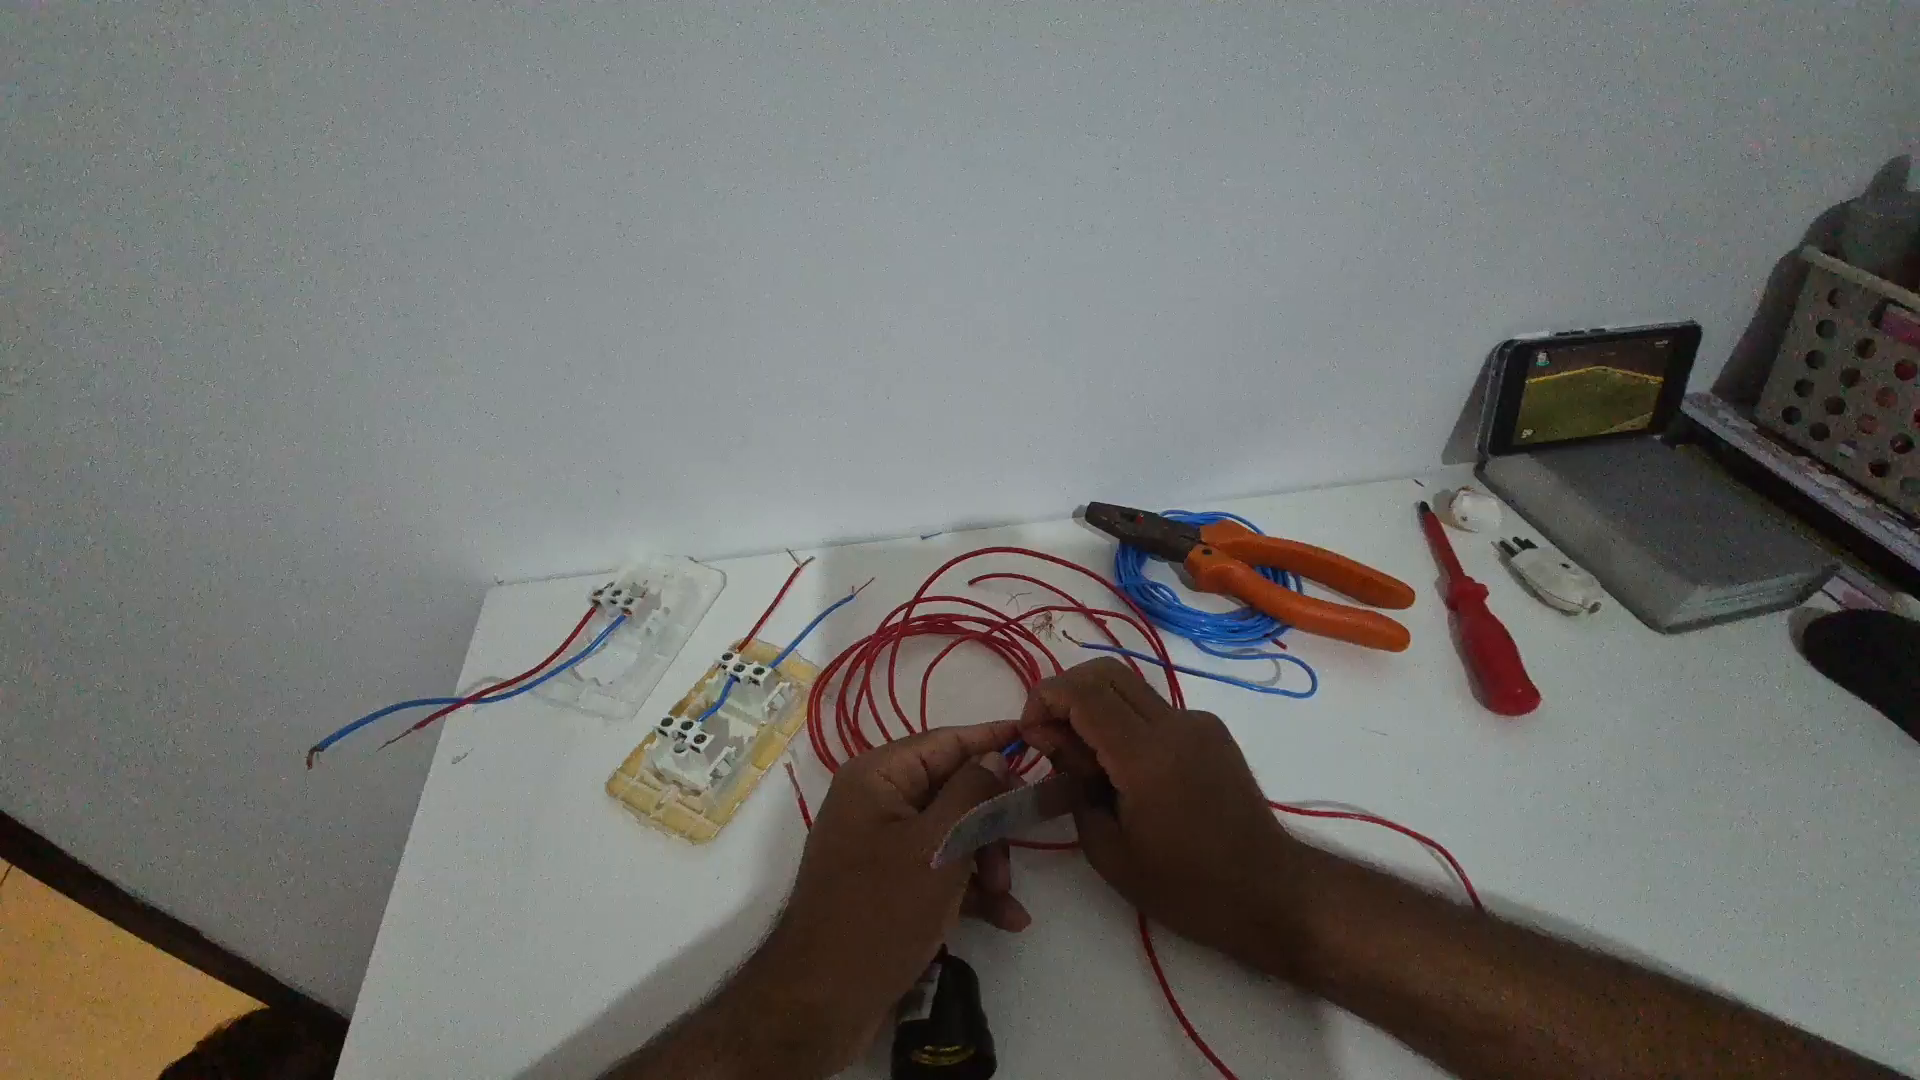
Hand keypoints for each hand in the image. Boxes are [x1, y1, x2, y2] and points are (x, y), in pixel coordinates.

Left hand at [752, 720, 1031, 1071]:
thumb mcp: (937, 846)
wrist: (821, 1004)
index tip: (1036, 737)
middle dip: (990, 821)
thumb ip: (972, 793)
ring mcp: (881, 844)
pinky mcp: (888, 884)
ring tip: (1005, 898)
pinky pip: (939, 867)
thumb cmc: (881, 912)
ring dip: (986, 860)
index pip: (945, 741)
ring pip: (951, 831)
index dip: (991, 739)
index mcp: (877, 777)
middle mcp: (876, 801)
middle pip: (952, 789)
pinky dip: (970, 888)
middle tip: (1017, 849)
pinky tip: (1006, 918)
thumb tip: (994, 756)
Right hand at [1017, 658, 1311, 964]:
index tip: (1030, 734)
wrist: (1272, 893)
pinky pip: (1152, 709)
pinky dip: (1123, 722)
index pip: (1083, 692)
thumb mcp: (1109, 850)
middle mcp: (1174, 724)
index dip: (1045, 699)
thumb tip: (1053, 741)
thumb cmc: (1186, 887)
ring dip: (1094, 706)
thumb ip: (1073, 784)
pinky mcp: (1210, 731)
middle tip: (1050, 738)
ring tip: (1086, 760)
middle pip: (1104, 673)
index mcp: (1146, 755)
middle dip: (1065, 693)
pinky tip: (1123, 770)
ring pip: (1128, 686)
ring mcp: (1197, 722)